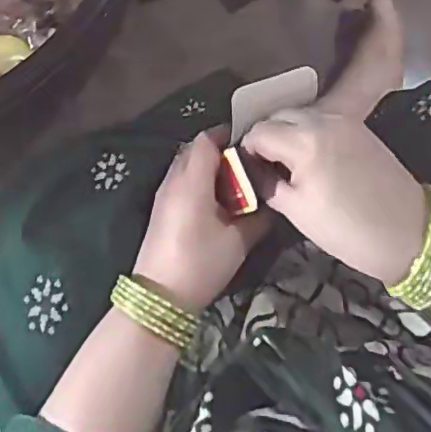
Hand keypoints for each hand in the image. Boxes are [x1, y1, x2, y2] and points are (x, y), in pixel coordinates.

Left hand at [134, 130, 271, 312]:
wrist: (159, 296)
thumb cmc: (201, 263)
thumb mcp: (238, 242)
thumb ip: (258, 217)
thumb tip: (271, 202)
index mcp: (193, 180)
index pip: (206, 140)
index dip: (227, 135)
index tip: (249, 143)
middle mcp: (174, 179)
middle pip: (195, 148)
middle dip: (219, 150)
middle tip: (245, 164)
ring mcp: (163, 192)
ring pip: (186, 163)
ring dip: (207, 165)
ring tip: (233, 182)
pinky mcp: (160, 207)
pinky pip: (180, 179)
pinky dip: (197, 179)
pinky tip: (215, 201)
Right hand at [242, 108, 428, 285]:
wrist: (412, 234)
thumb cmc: (350, 231)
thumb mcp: (299, 213)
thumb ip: (269, 185)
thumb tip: (252, 171)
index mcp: (304, 141)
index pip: (258, 131)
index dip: (247, 150)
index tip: (246, 170)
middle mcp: (322, 119)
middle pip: (278, 116)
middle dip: (266, 136)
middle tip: (263, 166)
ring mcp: (343, 120)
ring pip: (300, 114)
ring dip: (286, 132)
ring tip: (285, 162)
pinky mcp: (359, 127)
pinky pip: (321, 119)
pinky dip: (307, 132)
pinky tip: (309, 157)